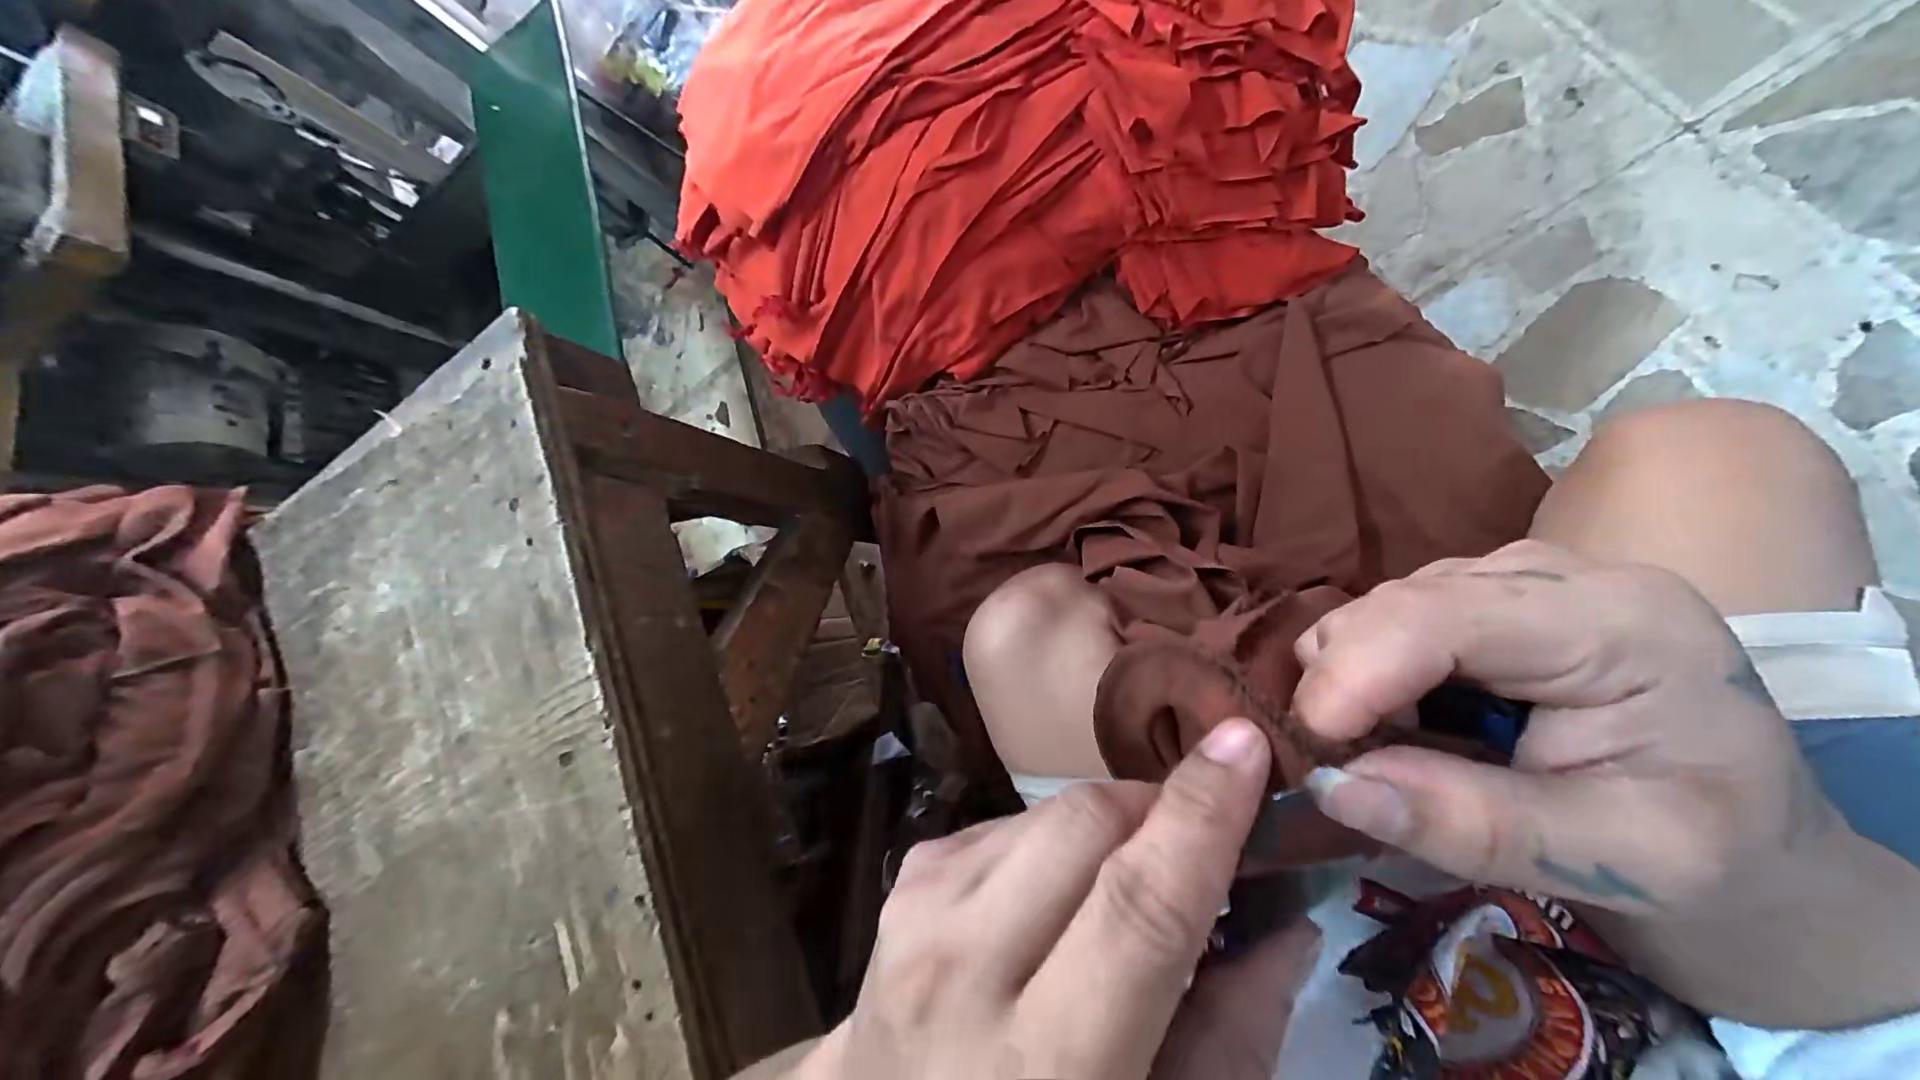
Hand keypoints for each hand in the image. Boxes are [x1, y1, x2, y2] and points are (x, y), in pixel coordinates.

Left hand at [790, 720, 1272, 1079]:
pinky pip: (1002, 825)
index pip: (1138, 905)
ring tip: (1117, 878)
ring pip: (1043, 813)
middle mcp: (965, 968)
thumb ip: (1235, 1031)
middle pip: (1082, 826)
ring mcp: (919, 912)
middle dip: (1153, 806)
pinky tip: (1053, 889)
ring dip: (1101, 825)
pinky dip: (1049, 839)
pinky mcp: (905, 880)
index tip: (1245, 743)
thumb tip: (1288, 915)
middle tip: (1194, 835)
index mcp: (1045, 1060)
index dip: (1200, 816)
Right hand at [1293, 539, 1919, 1026]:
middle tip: (1353, 768)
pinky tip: (1408, 717)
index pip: (1437, 618)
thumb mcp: (1614, 859)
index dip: (1354, 674)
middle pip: (1389, 607)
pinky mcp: (1473, 590)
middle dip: (1344, 689)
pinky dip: (1364, 675)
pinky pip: (1377, 619)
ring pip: (1370, 610)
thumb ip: (1473, 826)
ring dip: (1351, 684)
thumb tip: (1329, 788)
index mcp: (1615, 623)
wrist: (1742, 826)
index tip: (1314, 748)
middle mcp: (1549, 573)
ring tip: (1397, 749)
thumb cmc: (1702, 847)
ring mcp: (1504, 573)